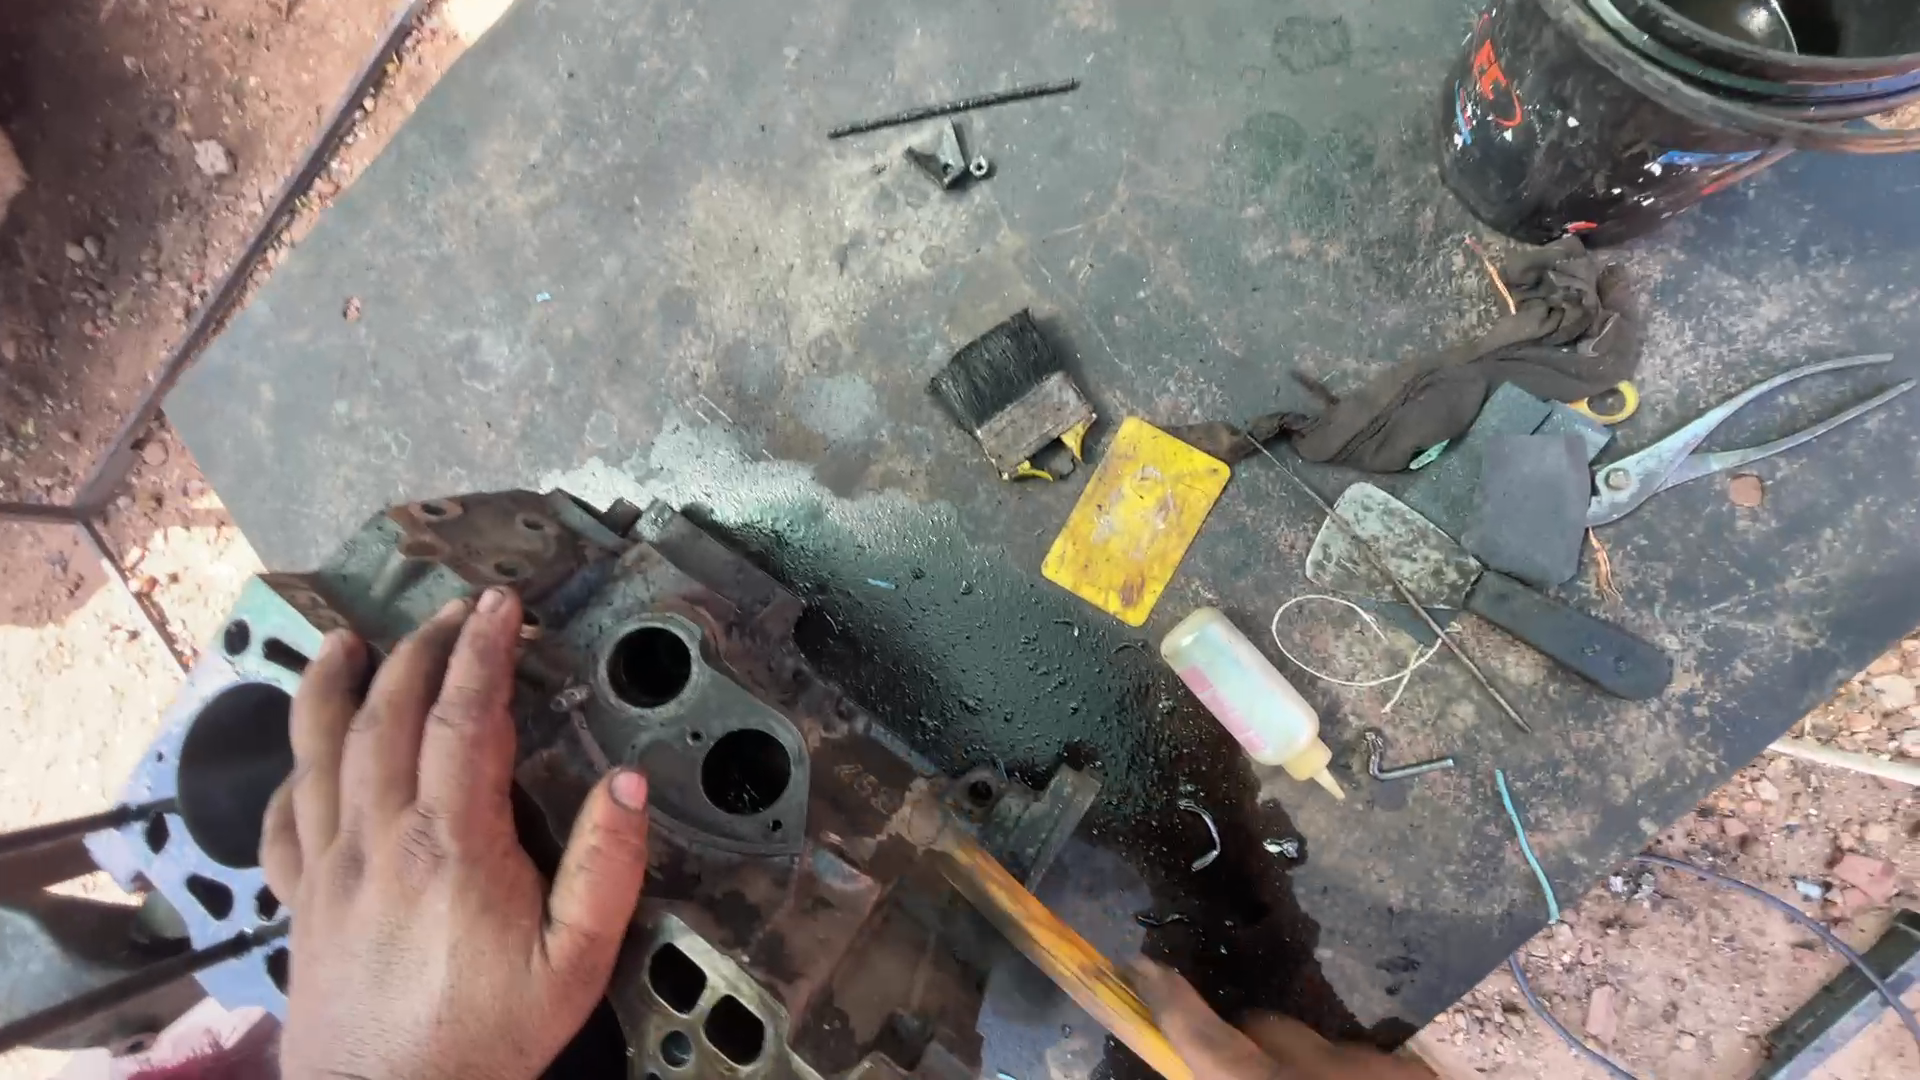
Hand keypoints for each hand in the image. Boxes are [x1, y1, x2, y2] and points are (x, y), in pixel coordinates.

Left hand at [260, 587, 651, 1079]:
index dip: (483, 653)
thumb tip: (628, 778)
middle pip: (389, 720)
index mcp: (453, 845)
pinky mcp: (297, 907)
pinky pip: (282, 823)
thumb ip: (608, 865)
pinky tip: (306, 748)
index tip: (501, 606)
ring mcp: (326, 873)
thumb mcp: (580, 956)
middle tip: (455, 609)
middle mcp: (380, 841)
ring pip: (321, 757)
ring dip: (337, 689)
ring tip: (345, 640)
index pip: (465, 721)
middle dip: (422, 651)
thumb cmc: (495, 1032)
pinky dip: (292, 771)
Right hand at [1131, 959, 1434, 1079]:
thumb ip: (1227, 1072)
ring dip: (1309, 1074)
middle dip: (1248, 1047)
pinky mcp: (1418, 1076)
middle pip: (1260, 1028)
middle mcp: (1313, 1066)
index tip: (1139, 964)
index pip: (1196, 1033)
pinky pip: (1372, 1065)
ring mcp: (1371, 1066)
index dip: (1164, 996)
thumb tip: (1208, 1065)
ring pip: (1320, 1048)